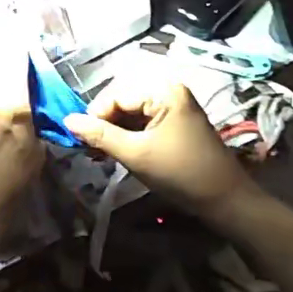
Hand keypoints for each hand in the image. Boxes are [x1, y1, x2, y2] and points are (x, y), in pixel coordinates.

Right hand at [63, 82, 251, 219]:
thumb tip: (67, 120)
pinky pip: (142, 122)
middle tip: (89, 150)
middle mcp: (168, 90)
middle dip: (103, 124)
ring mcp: (173, 106)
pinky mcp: (174, 122)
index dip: (95, 117)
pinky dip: (127, 136)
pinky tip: (114, 153)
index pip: (115, 95)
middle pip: (122, 101)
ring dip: (113, 132)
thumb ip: (100, 135)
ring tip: (98, 154)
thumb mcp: (135, 154)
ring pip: (130, 113)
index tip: (81, 142)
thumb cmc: (180, 174)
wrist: (225, 200)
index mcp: (163, 91)